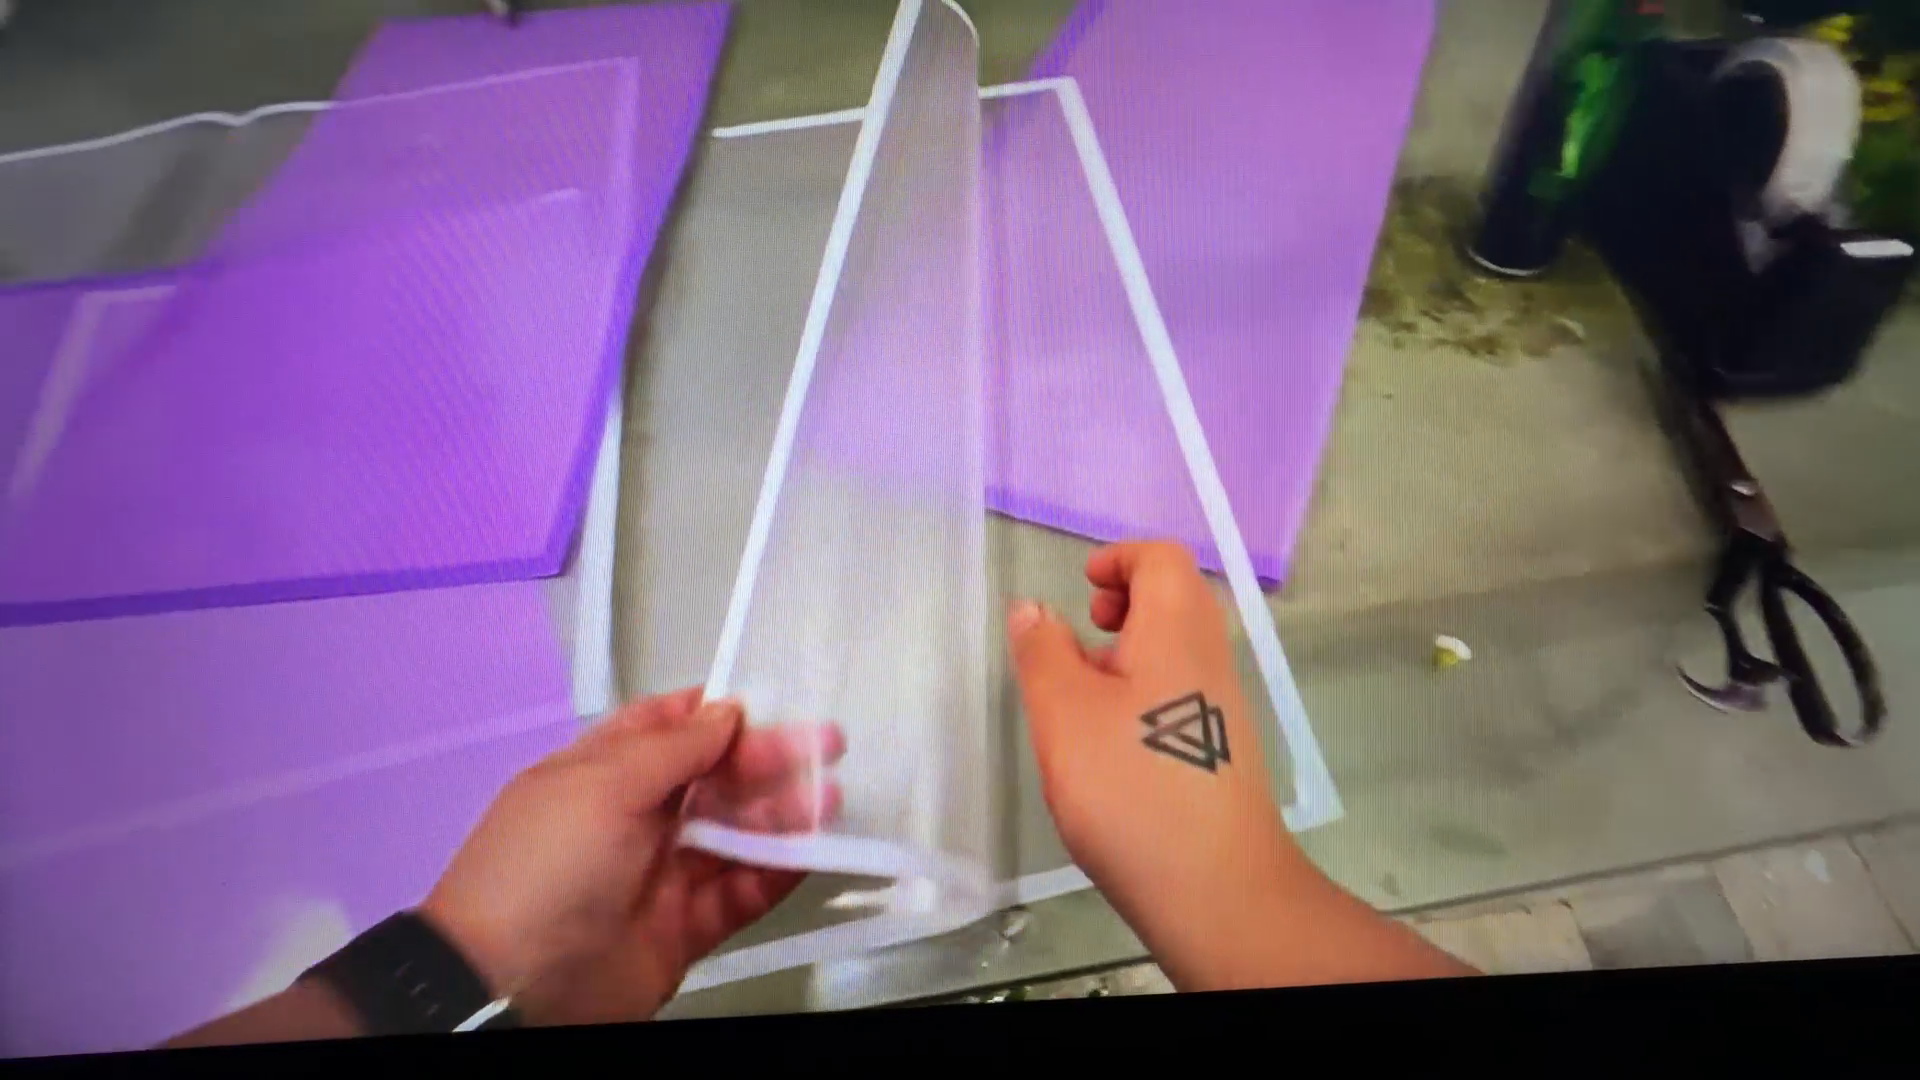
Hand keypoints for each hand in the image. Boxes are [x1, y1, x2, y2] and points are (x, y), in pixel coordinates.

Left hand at [417, 689, 843, 1024]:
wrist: (506, 995)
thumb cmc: (551, 862)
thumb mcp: (604, 784)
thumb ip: (677, 746)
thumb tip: (730, 709)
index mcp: (607, 772)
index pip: (668, 726)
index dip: (717, 711)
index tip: (769, 702)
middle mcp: (639, 816)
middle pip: (716, 776)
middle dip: (769, 758)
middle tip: (828, 745)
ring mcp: (664, 873)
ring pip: (736, 833)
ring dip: (784, 814)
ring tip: (830, 799)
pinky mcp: (685, 926)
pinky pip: (740, 892)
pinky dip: (777, 872)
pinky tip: (811, 852)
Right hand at [1006, 541, 1304, 988]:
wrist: (1217, 890)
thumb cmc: (1130, 786)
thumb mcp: (1063, 712)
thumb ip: (1041, 650)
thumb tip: (1032, 607)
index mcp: (1176, 631)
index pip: (1162, 558)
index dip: (1119, 558)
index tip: (1082, 590)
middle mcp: (1209, 658)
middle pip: (1175, 596)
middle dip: (1124, 599)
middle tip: (1085, 631)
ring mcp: (1220, 705)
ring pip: (1177, 645)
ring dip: (1129, 646)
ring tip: (1083, 689)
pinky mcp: (1219, 746)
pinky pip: (1180, 687)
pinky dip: (1142, 686)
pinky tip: (1109, 738)